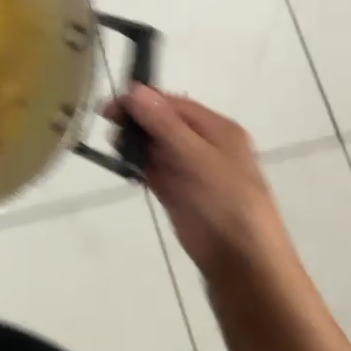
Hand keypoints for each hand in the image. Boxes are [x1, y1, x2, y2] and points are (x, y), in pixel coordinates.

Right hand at [113, 85, 292, 275]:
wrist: (242, 262)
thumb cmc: (225, 202)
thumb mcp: (196, 157)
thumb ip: (164, 123)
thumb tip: (133, 89)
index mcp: (216, 129)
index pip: (171, 103)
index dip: (140, 101)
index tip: (109, 109)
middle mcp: (202, 143)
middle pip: (159, 121)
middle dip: (134, 123)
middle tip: (110, 131)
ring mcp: (188, 167)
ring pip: (152, 144)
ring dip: (132, 144)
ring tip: (117, 153)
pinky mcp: (175, 189)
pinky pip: (150, 167)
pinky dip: (135, 165)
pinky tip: (123, 168)